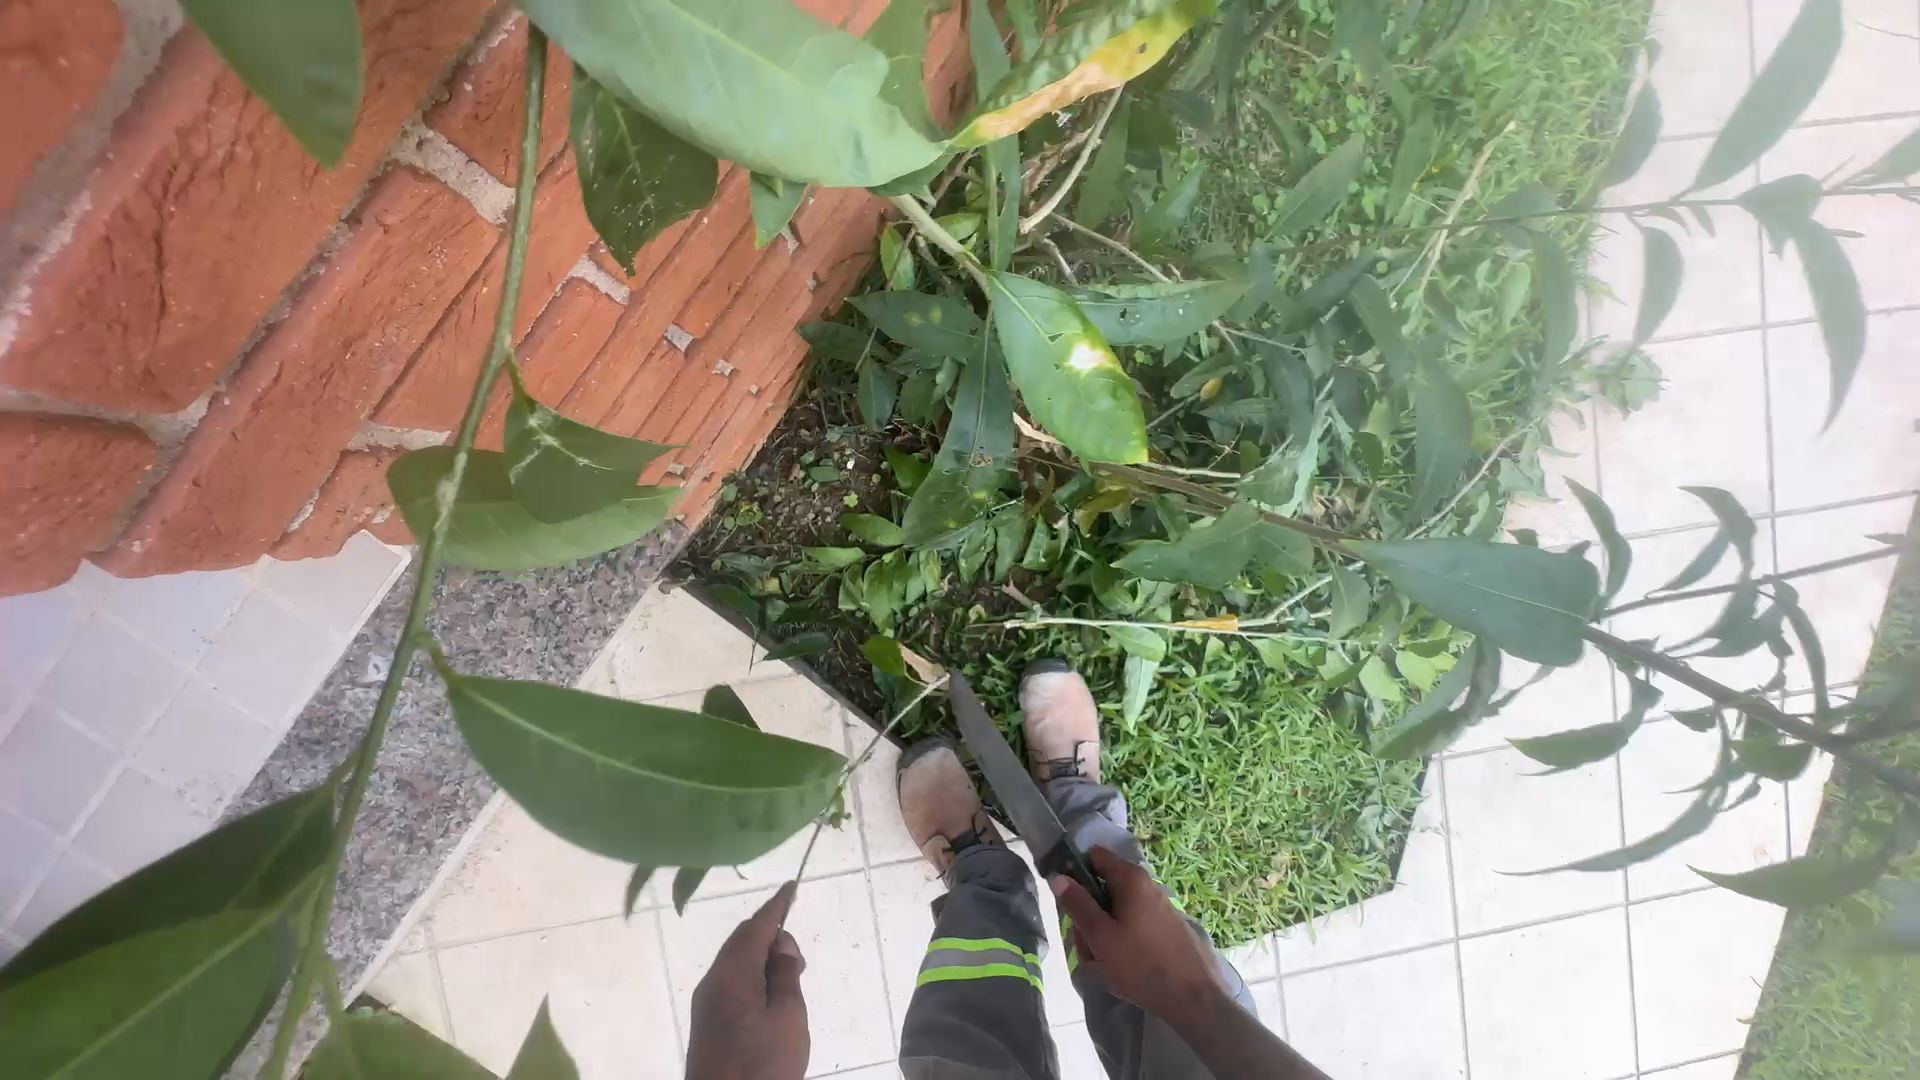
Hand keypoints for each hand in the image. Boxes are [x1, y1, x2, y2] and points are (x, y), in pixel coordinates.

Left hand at [686, 881, 808, 1079]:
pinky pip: (731, 981)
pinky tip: (769, 994)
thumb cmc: (763, 1067)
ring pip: (735, 962)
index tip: (792, 886)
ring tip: (789, 977)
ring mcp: (706, 1005)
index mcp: (732, 975)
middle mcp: (713, 982)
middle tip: (797, 955)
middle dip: (770, 934)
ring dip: (761, 957)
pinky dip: (752, 974)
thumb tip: (780, 944)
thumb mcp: (788, 1017)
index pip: (757, 926)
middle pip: (742, 941)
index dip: (777, 905)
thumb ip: (785, 974)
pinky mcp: (706, 1025)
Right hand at [1049, 847, 1226, 1022]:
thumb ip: (1078, 904)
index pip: (1094, 856)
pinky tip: (1125, 967)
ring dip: (1105, 933)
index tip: (1069, 902)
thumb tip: (1059, 877)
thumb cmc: (1142, 963)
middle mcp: (1147, 885)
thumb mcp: (1101, 936)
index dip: (1076, 874)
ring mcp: (1160, 907)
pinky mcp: (1169, 928)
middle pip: (1104, 888)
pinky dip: (1124, 940)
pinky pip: (1135, 924)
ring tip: (1104, 963)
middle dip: (1090, 914)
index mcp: (1130, 878)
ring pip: (1118, 911)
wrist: (1195, 1000)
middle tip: (1087, 946)